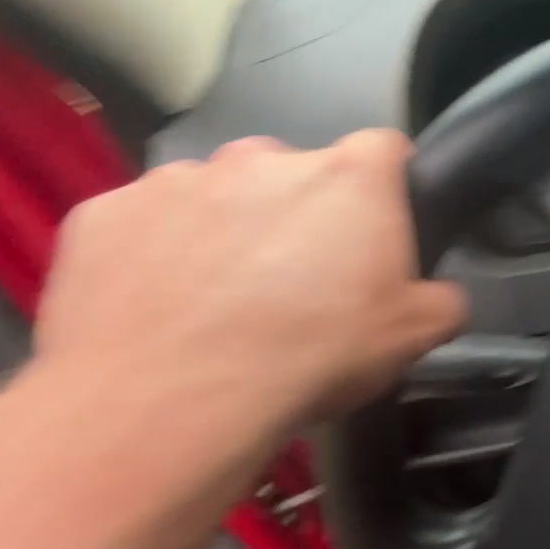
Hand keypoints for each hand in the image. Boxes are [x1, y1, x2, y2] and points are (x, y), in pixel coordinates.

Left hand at [35, 130, 465, 432]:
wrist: (169, 399)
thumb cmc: (315, 353)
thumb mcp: (419, 335)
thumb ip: (445, 299)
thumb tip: (439, 294)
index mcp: (350, 179)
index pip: (387, 149)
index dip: (393, 185)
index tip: (387, 225)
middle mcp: (262, 159)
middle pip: (300, 171)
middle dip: (308, 212)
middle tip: (311, 279)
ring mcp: (176, 180)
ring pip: (223, 193)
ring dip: (237, 227)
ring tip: (233, 297)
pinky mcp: (105, 212)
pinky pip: (151, 221)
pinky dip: (166, 250)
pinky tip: (173, 304)